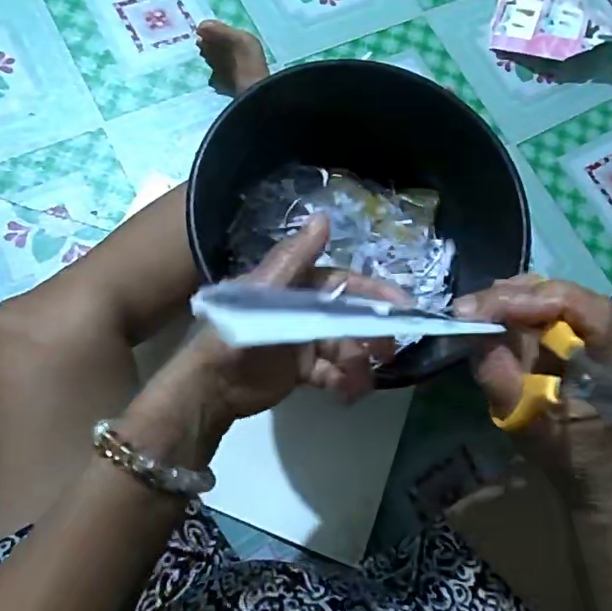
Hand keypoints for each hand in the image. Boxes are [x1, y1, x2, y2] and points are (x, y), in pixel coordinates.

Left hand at [145, 215, 402, 442]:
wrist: (208, 387)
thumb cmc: (236, 333)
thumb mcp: (265, 291)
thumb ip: (295, 258)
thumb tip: (324, 217)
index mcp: (297, 286)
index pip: (344, 284)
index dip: (374, 293)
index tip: (402, 307)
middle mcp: (304, 310)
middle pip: (349, 318)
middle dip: (371, 334)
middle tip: (389, 352)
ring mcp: (303, 340)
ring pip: (344, 347)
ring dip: (357, 363)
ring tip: (360, 382)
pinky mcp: (301, 370)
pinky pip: (332, 372)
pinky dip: (342, 381)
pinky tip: (345, 393)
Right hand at [455, 276, 611, 513]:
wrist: (595, 465)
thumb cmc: (570, 450)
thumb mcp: (532, 425)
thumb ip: (505, 382)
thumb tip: (475, 336)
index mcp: (609, 351)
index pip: (573, 303)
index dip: (526, 299)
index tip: (481, 311)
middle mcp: (604, 327)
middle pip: (555, 291)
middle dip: (508, 297)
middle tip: (465, 311)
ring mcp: (586, 324)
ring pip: (545, 293)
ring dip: (506, 299)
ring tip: (472, 313)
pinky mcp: (568, 328)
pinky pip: (539, 306)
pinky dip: (510, 308)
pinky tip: (486, 318)